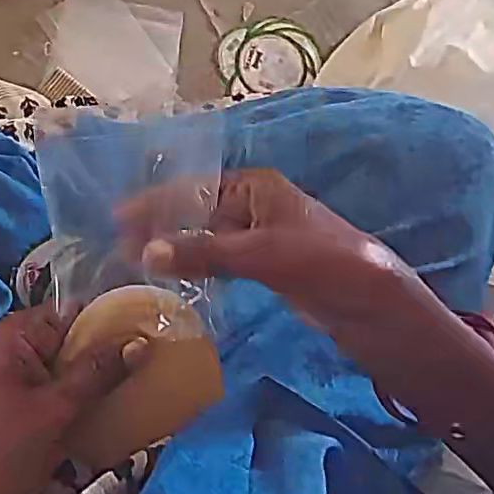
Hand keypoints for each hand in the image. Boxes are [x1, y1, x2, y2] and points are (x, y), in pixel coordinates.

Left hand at [0, 305, 134, 493]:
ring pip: (78, 359)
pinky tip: (122, 396)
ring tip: (147, 371)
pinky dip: (93, 388)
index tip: (148, 325)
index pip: (75, 309)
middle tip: (154, 351)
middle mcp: (24, 342)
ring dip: (106, 369)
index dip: (110, 316)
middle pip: (78, 333)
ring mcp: (30, 370)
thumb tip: (141, 342)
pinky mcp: (37, 396)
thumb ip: (99, 371)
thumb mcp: (58, 407)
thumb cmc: (8, 448)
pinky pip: (72, 381)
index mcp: (21, 332)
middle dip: (112, 344)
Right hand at [121, 169, 414, 323]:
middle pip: (196, 211)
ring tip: (137, 259)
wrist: (373, 306)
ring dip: (175, 246)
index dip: (156, 201)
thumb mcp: (262, 253)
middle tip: (121, 243)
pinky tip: (174, 274)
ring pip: (205, 237)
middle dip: (161, 225)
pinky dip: (195, 264)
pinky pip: (219, 259)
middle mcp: (253, 205)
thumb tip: (147, 252)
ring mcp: (258, 236)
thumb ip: (205, 251)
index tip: (120, 216)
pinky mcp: (263, 265)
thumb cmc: (323, 262)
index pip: (194, 188)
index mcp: (255, 187)